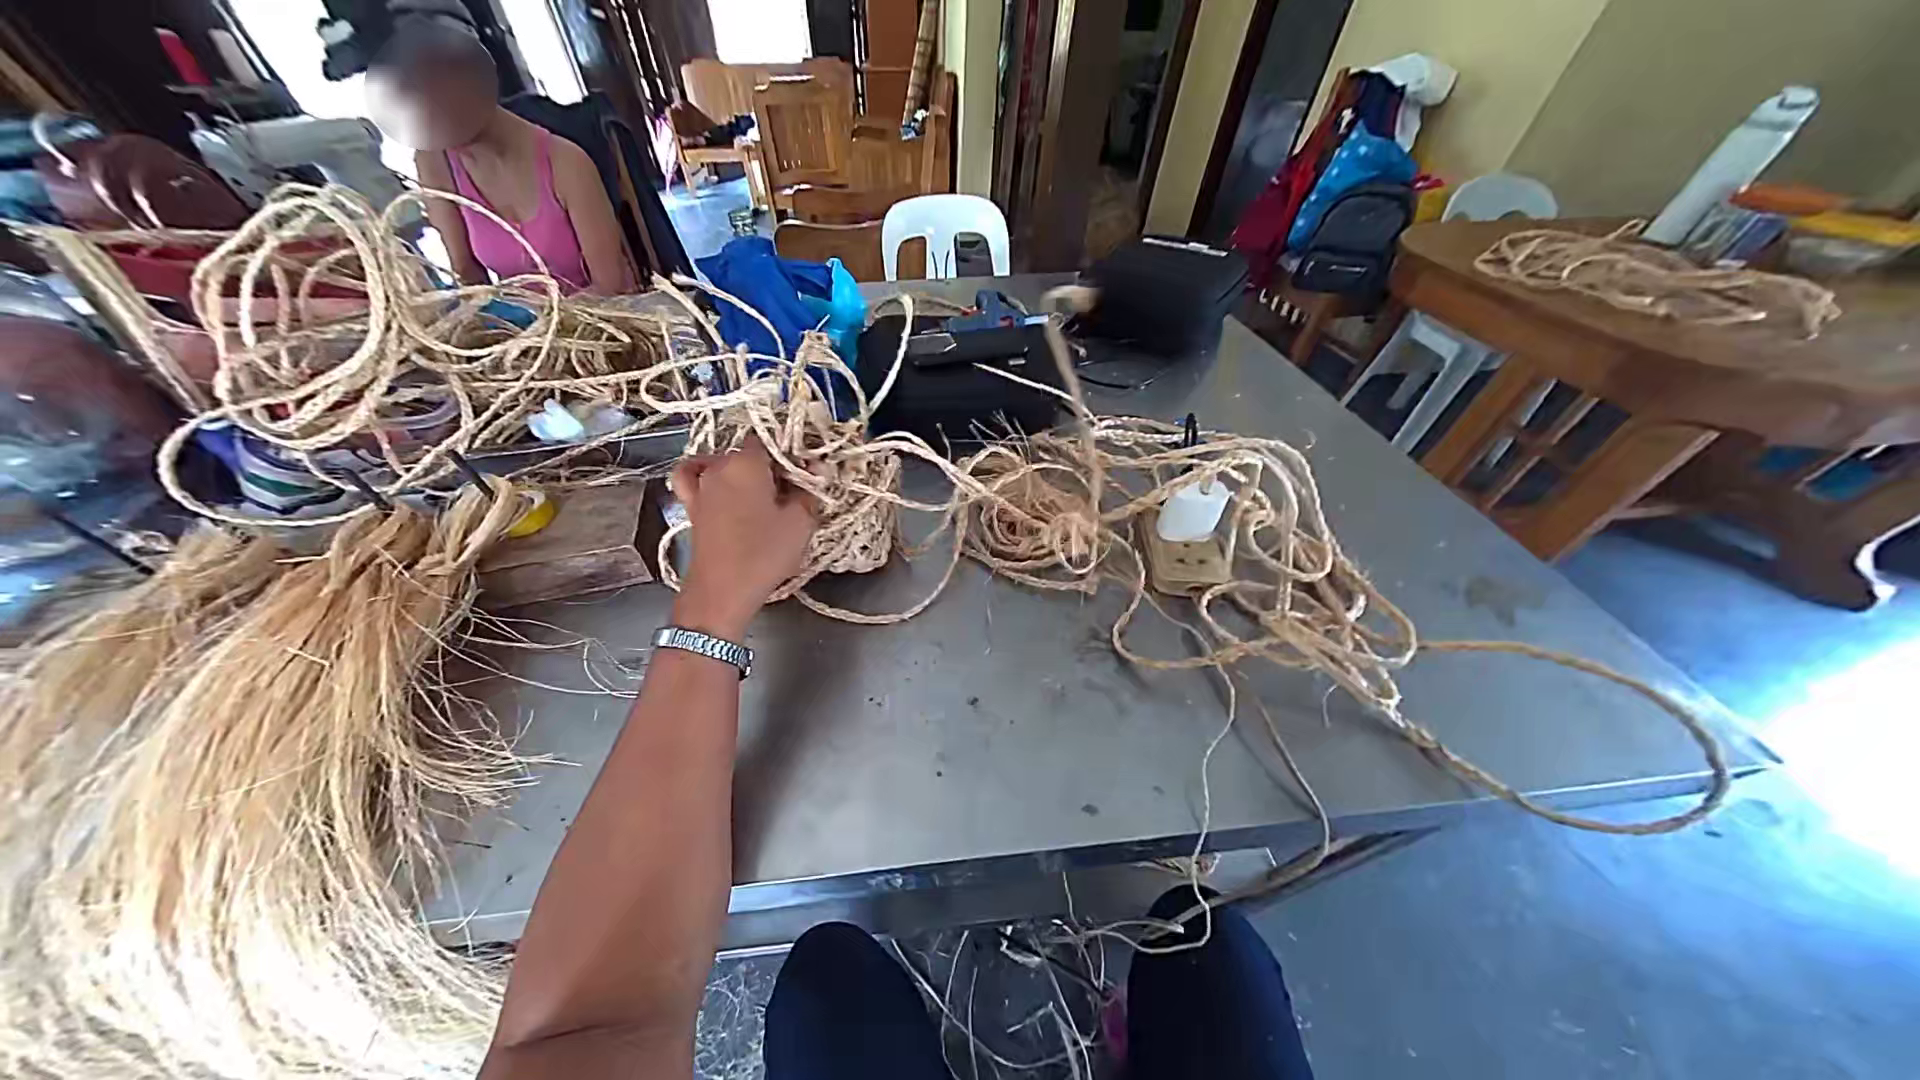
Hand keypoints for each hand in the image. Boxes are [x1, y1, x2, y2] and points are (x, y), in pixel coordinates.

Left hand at [670, 436, 817, 638]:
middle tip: (794, 495)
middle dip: (774, 469)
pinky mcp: (691, 505)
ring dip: (747, 475)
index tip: (807, 477)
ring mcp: (701, 485)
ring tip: (764, 497)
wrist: (722, 591)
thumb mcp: (801, 522)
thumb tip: (815, 469)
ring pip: (728, 465)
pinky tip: (718, 483)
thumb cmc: (763, 554)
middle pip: (752, 454)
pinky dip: (704, 474)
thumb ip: (809, 489)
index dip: (793, 457)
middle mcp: (720, 466)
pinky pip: (693, 476)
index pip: (773, 442)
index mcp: (746, 463)